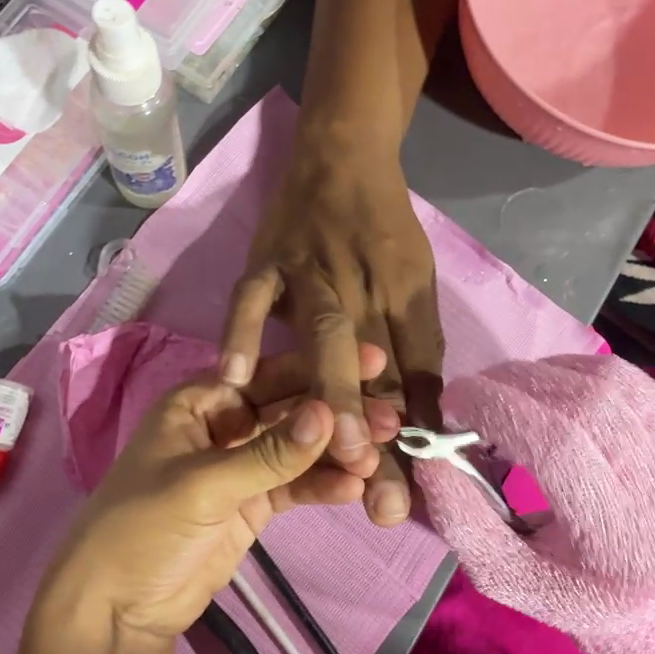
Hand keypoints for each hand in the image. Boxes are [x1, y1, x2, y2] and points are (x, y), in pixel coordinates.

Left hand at [44, 344, 396, 640]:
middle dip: (337, 412)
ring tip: (382, 456)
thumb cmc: (143, 527)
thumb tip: (329, 413)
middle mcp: (225, 424)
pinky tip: (357, 487)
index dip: (316, 368)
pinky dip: (322, 485)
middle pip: (290, 409)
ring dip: (338, 451)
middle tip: (390, 415)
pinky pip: (295, 486)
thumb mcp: (203, 484)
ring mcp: (241, 466)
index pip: (267, 373)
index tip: (370, 362)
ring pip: (299, 449)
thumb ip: (268, 453)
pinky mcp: (254, 504)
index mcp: (200, 401)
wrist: (117, 606)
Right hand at [222, 131, 443, 528]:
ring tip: (335, 453)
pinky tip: (232, 378)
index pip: (415, 373)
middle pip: (377, 368)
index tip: (413, 495)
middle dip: (382, 432)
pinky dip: (243, 331)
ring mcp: (313, 273)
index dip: (414, 434)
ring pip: (326, 338)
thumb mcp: (416, 282)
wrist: (345, 154)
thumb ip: (418, 348)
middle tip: (383, 499)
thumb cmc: (384, 226)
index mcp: (405, 297)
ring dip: (333, 394)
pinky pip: (252, 296)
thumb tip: (422, 418)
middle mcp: (366, 290)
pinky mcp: (269, 259)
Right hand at [414, 355, 654, 653]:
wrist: (647, 599)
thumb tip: (430, 456)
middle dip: (513, 384)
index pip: (558, 444)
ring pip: (606, 381)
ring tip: (508, 390)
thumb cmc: (566, 590)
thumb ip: (460, 519)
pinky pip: (627, 378)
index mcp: (616, 535)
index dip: (498, 408)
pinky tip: (548, 387)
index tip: (454, 401)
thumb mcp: (501, 575)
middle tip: (474, 393)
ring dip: (542, 373)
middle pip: (582, 403)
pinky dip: (576, 371)